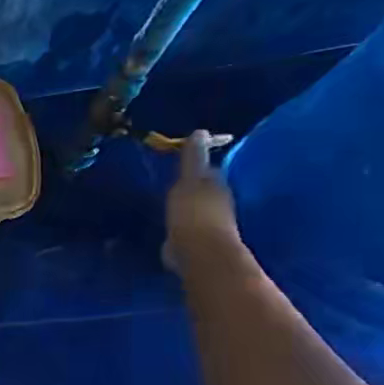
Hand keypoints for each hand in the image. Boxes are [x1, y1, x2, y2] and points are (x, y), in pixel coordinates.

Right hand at [165, 130, 241, 272]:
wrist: (198, 253)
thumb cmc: (194, 212)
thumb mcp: (189, 181)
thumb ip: (193, 159)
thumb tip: (199, 131)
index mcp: (217, 186)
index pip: (208, 171)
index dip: (196, 165)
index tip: (181, 160)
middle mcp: (217, 204)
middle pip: (203, 190)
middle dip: (190, 185)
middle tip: (171, 179)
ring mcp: (208, 224)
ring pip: (195, 208)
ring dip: (185, 204)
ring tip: (166, 200)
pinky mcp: (194, 241)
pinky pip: (184, 225)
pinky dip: (178, 221)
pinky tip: (166, 222)